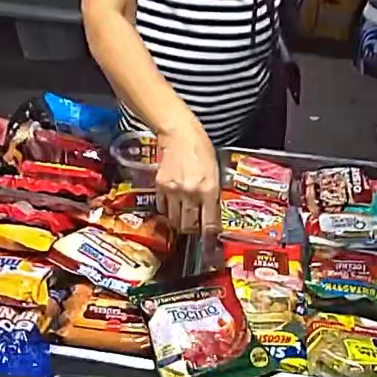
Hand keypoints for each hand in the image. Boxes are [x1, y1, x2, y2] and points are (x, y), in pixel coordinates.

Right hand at [156, 120, 218, 236]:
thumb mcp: (215, 172)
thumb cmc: (201, 149)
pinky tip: (173, 204)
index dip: (209, 236)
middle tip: (194, 226)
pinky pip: (163, 207)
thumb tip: (212, 215)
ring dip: (179, 222)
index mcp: (209, 190)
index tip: (209, 242)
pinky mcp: (161, 186)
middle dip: (192, 230)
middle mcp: (191, 193)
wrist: (179, 133)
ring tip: (183, 216)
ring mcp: (174, 190)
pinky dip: (168, 210)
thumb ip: (213, 194)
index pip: (209, 223)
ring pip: (175, 220)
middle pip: (189, 226)